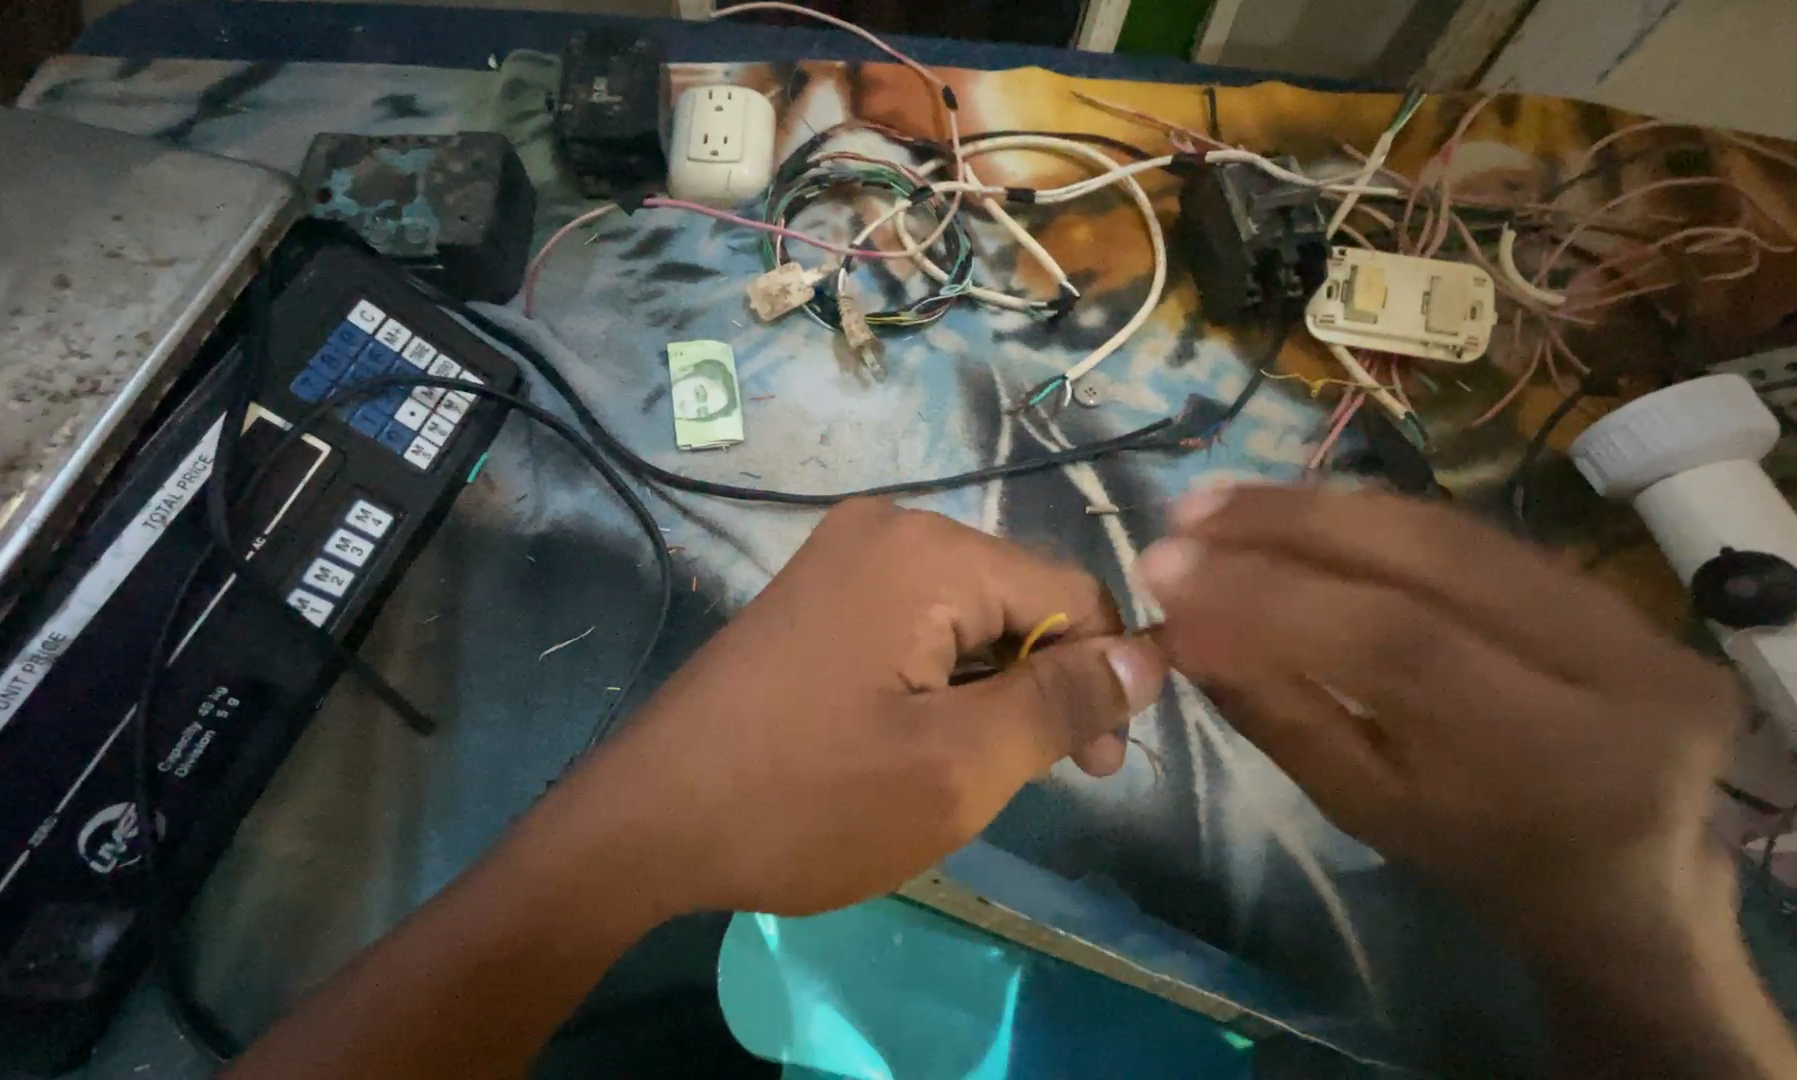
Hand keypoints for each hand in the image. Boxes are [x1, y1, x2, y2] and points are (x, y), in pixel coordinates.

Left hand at [548, 499, 1166, 918]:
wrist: (647, 820)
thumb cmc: (808, 798)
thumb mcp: (958, 766)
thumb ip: (1062, 703)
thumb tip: (1148, 656)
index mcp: (929, 551)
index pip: (1070, 590)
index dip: (1103, 673)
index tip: (1099, 764)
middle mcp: (888, 527)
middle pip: (1015, 596)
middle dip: (1040, 683)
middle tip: (1029, 775)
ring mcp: (843, 555)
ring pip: (966, 613)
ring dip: (989, 686)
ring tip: (962, 763)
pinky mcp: (817, 591)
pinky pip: (913, 620)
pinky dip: (938, 675)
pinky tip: (915, 732)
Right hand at [1136, 485, 1743, 941]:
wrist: (1628, 880)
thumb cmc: (1472, 858)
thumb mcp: (1358, 804)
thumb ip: (1273, 708)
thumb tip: (1179, 625)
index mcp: (1554, 756)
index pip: (1394, 643)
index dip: (1269, 593)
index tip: (1166, 568)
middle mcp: (1618, 666)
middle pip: (1429, 556)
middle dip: (1288, 523)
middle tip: (1188, 512)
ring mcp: (1632, 614)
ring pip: (1446, 527)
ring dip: (1317, 506)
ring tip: (1221, 501)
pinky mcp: (1613, 586)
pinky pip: (1465, 531)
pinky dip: (1364, 515)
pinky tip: (1294, 506)